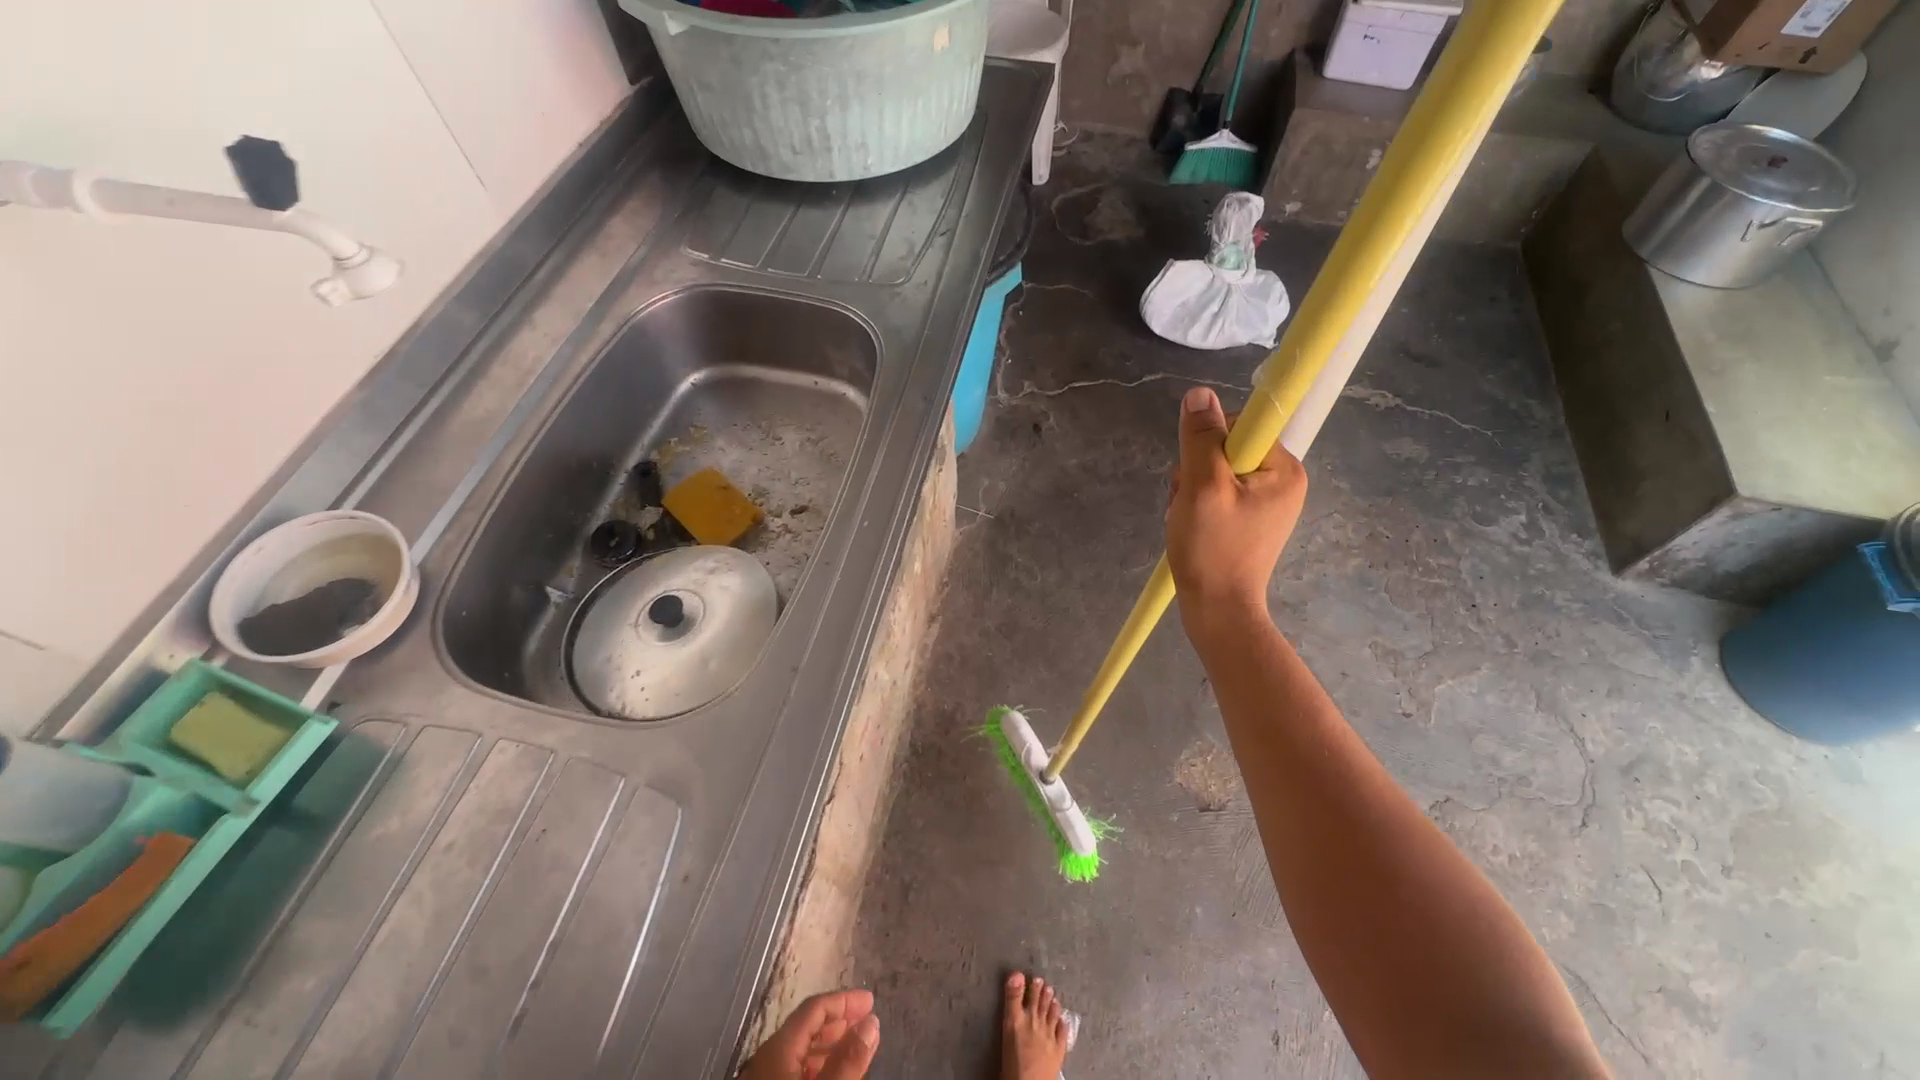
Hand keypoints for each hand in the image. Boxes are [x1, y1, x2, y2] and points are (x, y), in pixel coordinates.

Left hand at [739, 989, 879, 1079]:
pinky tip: (831, 1072)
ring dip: (829, 1044)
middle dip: (839, 1020)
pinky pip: (792, 1067)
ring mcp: (762, 1074)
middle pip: (806, 1026)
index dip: (844, 1000)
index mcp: (778, 1045)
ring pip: (800, 1050)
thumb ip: (847, 1058)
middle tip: (867, 1020)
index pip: (814, 1007)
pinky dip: (816, 1063)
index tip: (870, 1000)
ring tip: (855, 1046)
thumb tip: (872, 1022)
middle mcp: (766, 1054)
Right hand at [1166, 386, 1306, 628]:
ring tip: (1186, 518)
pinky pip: (1218, 493)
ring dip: (1191, 489)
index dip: (1210, 443)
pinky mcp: (1249, 520)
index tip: (1198, 474)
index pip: (1242, 425)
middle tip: (1187, 502)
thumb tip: (1199, 394)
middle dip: (1196, 470)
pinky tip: (1190, 525)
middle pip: (1227, 448)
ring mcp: (1267, 502)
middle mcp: (1283, 480)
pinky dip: (1197, 505)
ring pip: (1217, 471)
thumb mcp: (1201, 487)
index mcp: (1284, 469)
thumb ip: (1201, 438)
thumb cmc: (1212, 551)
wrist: (1217, 612)